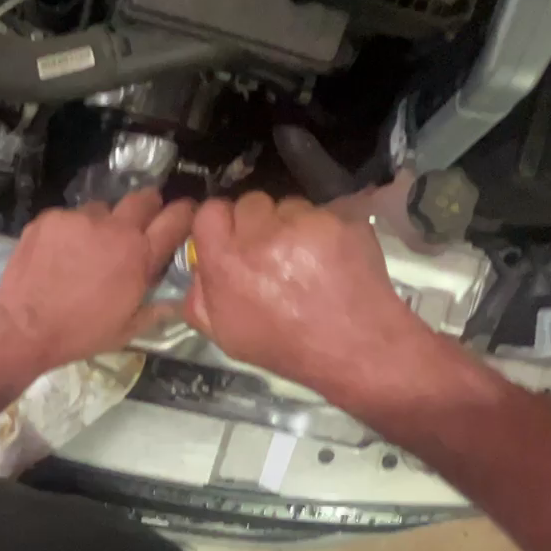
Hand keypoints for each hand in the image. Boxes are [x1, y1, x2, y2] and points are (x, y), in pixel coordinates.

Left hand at [0, 190, 194, 373]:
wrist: (24, 328)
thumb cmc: (79, 334)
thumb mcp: (126, 330)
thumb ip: (153, 309)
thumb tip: (172, 302)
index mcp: (140, 255)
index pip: (177, 217)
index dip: (183, 214)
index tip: (180, 217)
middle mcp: (115, 228)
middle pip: (143, 198)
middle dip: (145, 208)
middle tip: (134, 227)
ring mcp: (80, 220)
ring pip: (101, 209)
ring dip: (101, 224)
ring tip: (85, 250)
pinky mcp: (50, 218)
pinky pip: (68, 217)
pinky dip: (68, 231)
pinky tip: (56, 255)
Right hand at [185, 192, 439, 397]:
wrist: (352, 347)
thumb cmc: (281, 347)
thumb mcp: (222, 335)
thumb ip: (198, 297)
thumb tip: (198, 269)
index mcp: (226, 261)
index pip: (210, 211)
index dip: (219, 224)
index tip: (229, 239)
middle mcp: (261, 235)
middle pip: (249, 203)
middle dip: (255, 223)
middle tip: (267, 251)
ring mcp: (304, 224)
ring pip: (288, 206)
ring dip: (289, 225)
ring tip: (302, 258)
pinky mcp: (339, 220)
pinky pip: (322, 214)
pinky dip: (322, 231)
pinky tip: (328, 259)